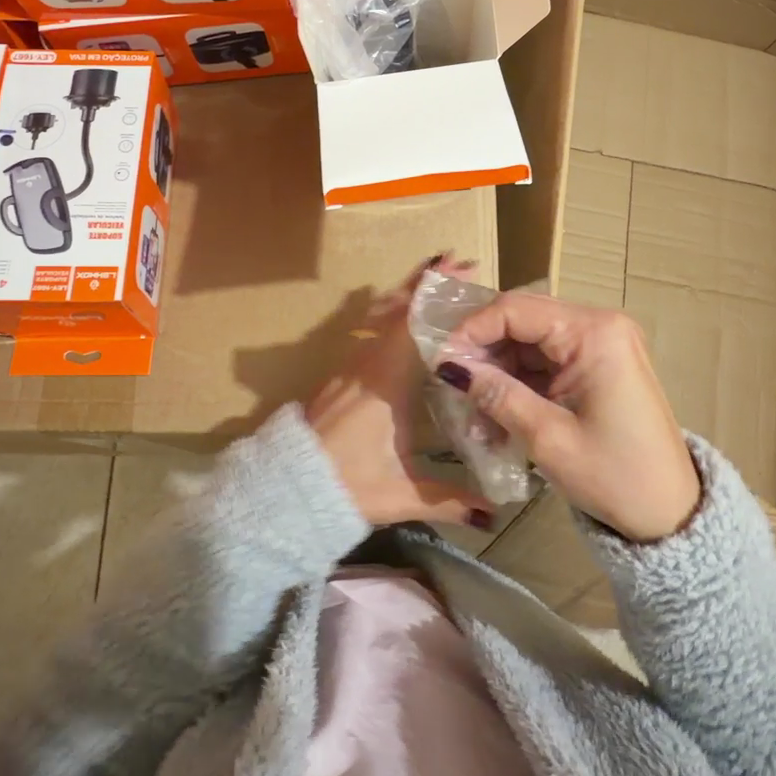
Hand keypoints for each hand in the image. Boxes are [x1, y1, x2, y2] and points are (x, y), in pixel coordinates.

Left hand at [305, 257, 495, 530]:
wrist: (284, 492)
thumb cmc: (343, 488)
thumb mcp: (400, 495)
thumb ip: (448, 499)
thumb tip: (492, 512)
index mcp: (383, 383)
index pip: (410, 324)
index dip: (433, 292)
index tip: (459, 266)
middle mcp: (363, 367)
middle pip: (395, 312)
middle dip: (425, 286)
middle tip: (458, 263)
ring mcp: (346, 371)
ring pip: (378, 322)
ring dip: (406, 301)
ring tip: (435, 286)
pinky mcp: (336, 381)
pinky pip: (369, 337)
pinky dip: (390, 321)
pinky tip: (403, 330)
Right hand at [438, 294, 699, 541]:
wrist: (670, 513)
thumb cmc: (614, 476)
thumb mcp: (547, 437)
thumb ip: (497, 394)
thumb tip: (449, 367)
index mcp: (594, 333)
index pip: (515, 310)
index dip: (471, 330)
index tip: (439, 361)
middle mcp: (599, 326)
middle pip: (522, 320)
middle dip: (482, 351)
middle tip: (450, 385)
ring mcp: (600, 345)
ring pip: (529, 343)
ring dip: (497, 371)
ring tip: (470, 409)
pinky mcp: (597, 367)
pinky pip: (545, 362)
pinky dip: (518, 383)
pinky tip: (494, 412)